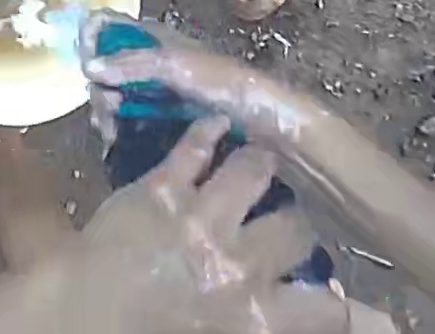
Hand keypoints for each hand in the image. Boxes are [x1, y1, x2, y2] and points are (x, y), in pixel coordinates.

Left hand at [58, 114, 358, 332]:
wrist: (85, 309)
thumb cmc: (154, 331)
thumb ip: (276, 325)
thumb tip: (347, 320)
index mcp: (258, 319)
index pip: (332, 309)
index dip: (348, 302)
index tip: (346, 291)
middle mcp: (238, 264)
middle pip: (297, 229)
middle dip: (300, 221)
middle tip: (293, 215)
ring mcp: (199, 218)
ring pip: (252, 173)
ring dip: (262, 163)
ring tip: (266, 156)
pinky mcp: (161, 186)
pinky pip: (194, 147)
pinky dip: (209, 130)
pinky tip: (220, 121)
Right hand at [80, 11, 319, 148]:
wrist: (274, 130)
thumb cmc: (227, 87)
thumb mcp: (177, 68)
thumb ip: (132, 63)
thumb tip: (88, 69)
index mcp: (151, 36)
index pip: (104, 23)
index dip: (89, 38)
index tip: (88, 68)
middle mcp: (148, 57)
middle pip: (103, 60)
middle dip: (97, 85)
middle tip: (105, 113)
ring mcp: (154, 88)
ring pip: (111, 90)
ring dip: (104, 109)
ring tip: (110, 132)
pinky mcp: (161, 116)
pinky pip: (126, 115)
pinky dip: (116, 125)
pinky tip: (117, 139)